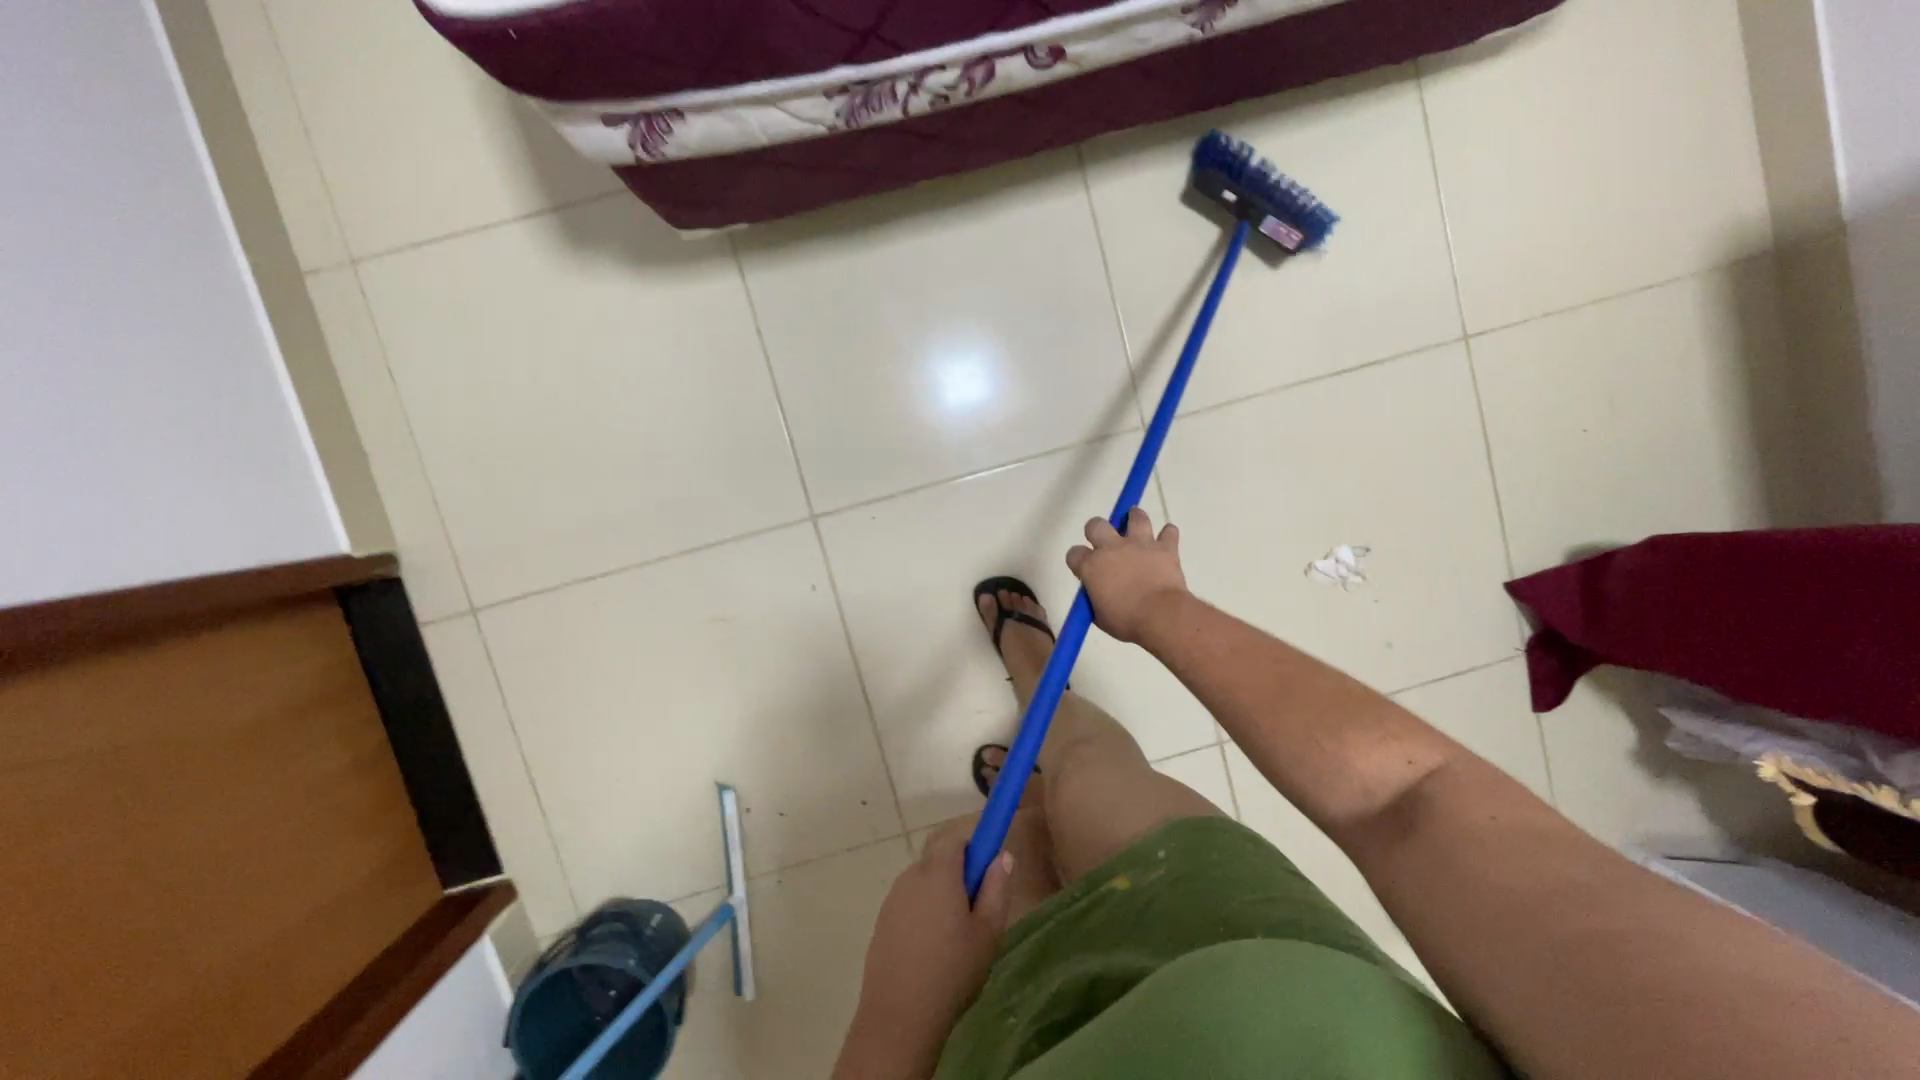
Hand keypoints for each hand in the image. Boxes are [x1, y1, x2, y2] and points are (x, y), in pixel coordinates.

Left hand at [835, 832, 1016, 1078]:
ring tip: (955, 939)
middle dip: (959, 876)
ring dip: (940, 897)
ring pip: (924, 884)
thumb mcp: (988, 932)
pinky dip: (923, 915)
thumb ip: (997, 888)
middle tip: (976, 914)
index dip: (974, 848)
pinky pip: (909, 904)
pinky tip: (931, 951)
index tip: (988, 872)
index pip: (956, 839)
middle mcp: (911, 877)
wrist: (899, 1015)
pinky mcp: (881, 921)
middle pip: (939, 861)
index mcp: (938, 873)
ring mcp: (892, 899)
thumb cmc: (953, 970)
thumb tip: (1001, 856)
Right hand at [1065, 507, 1189, 643]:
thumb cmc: (1126, 621)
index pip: (1074, 553)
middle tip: (1106, 542)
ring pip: (1135, 517)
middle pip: (1096, 524)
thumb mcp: (1100, 616)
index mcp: (1092, 566)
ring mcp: (1139, 544)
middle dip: (1097, 530)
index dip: (1078, 560)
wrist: (1160, 615)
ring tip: (1135, 525)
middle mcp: (1112, 548)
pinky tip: (1166, 540)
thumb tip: (1098, 595)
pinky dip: (1167, 535)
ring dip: (1135, 518)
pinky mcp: (1164, 548)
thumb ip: (1095, 599)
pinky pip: (1169, 532)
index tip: (1084, 569)